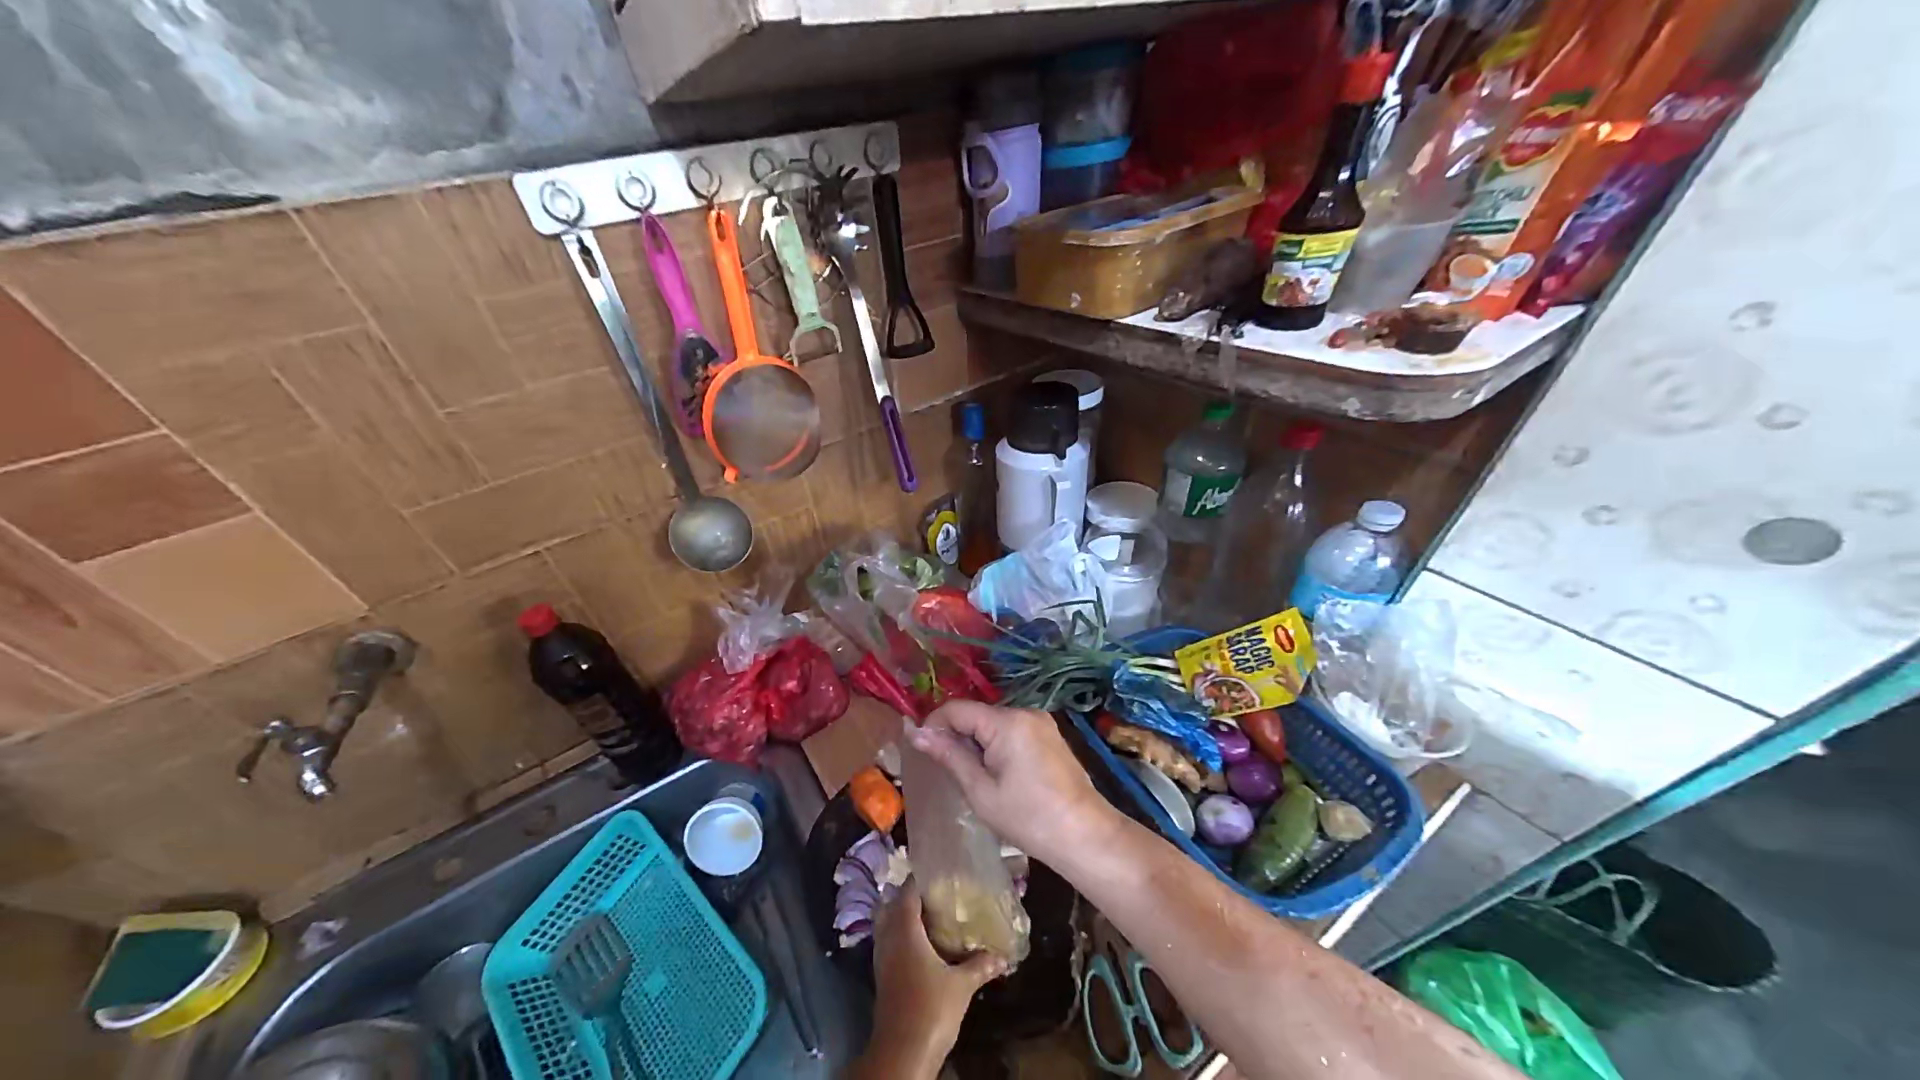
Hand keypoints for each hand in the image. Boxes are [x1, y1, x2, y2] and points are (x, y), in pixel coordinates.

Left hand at [866, 880, 1004, 1072]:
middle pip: (894, 905)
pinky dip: (903, 937)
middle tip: (938, 893)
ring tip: (933, 915)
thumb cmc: (931, 1009)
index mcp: (905, 930)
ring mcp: (882, 958)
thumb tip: (1002, 956)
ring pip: (889, 925)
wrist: (902, 1053)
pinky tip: (925, 945)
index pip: (908, 891)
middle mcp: (889, 939)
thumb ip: (980, 965)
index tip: (940, 871)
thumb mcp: (962, 985)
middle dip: (912, 897)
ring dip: (906, 917)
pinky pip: (890, 944)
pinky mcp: (883, 976)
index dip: (921, 878)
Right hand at [908, 701, 1116, 865]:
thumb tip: (916, 733)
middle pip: (976, 714)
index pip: (957, 709)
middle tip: (948, 771)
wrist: (1083, 834)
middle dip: (957, 736)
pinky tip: (998, 775)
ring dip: (976, 742)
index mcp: (1007, 721)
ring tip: (973, 777)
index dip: (934, 725)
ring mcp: (1041, 721)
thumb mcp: (980, 791)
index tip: (922, 751)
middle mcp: (1025, 711)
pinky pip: (1012, 730)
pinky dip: (997, 745)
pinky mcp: (1049, 734)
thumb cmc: (1027, 818)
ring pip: (993, 722)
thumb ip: (949, 756)